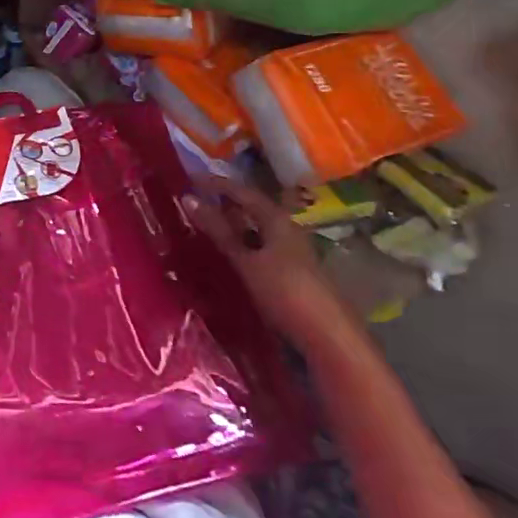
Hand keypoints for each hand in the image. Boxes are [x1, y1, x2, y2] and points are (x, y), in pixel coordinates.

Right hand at [181, 175, 353, 348]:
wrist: (330, 339)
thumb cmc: (285, 293)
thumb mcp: (246, 261)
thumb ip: (219, 231)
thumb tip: (188, 197)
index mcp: (278, 221)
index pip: (244, 192)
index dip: (217, 184)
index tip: (190, 178)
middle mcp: (288, 230)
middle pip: (253, 209)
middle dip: (225, 203)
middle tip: (193, 199)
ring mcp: (292, 252)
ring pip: (257, 229)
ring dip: (232, 225)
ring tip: (203, 224)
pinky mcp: (292, 272)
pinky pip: (260, 247)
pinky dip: (241, 244)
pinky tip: (226, 253)